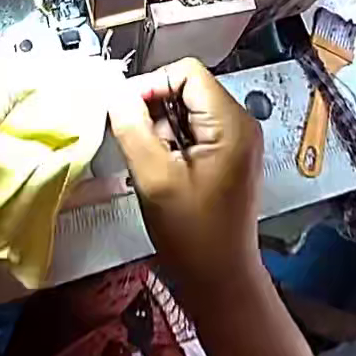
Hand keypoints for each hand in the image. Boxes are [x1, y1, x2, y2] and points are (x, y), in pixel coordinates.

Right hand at [108, 58, 263, 294]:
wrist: (221, 282)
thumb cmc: (192, 235)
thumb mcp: (155, 180)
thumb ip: (134, 130)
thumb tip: (116, 93)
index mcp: (231, 122)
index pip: (187, 72)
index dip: (153, 84)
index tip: (127, 112)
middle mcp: (240, 121)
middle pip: (188, 88)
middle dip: (155, 108)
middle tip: (137, 142)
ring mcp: (237, 138)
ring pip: (188, 108)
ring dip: (162, 127)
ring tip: (152, 162)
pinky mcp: (229, 153)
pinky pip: (195, 128)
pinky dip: (173, 140)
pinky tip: (163, 169)